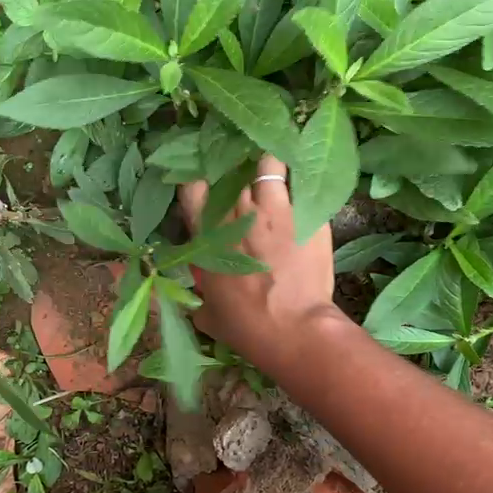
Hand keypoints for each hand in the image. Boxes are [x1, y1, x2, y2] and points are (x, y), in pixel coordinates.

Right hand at [178, 155, 342, 368]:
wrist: (292, 328)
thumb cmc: (244, 326)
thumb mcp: (206, 312)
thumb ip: (196, 291)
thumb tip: (190, 288)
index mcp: (205, 235)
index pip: (192, 188)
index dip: (201, 185)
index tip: (209, 190)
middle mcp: (233, 213)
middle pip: (228, 173)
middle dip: (234, 174)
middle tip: (242, 181)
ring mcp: (269, 208)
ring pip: (264, 165)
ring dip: (266, 168)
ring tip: (272, 174)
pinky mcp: (302, 211)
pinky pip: (295, 178)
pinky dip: (295, 177)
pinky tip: (300, 179)